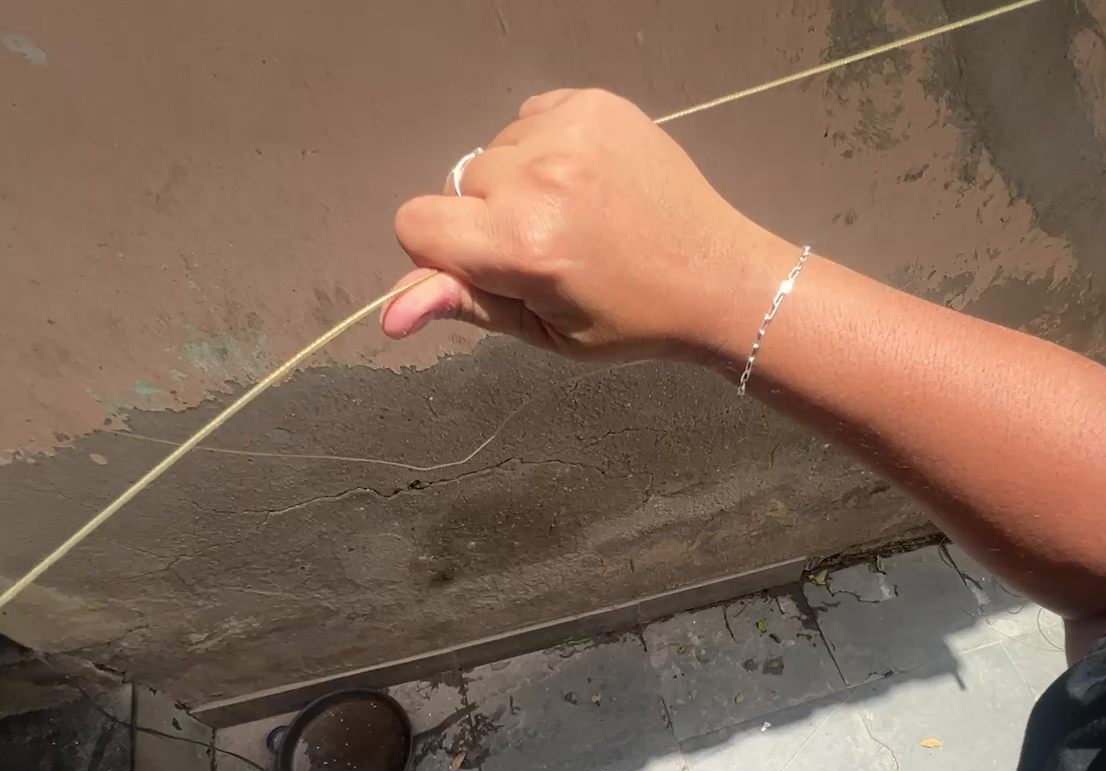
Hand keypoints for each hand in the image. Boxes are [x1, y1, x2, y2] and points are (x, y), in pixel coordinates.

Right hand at [382, 89, 797, 364]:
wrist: (715, 276)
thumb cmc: (631, 320)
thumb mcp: (546, 331)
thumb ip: (467, 307)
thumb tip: (390, 317)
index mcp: (522, 244)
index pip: (416, 225)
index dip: (444, 256)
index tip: (493, 271)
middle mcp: (537, 176)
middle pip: (455, 186)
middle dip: (485, 221)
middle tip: (549, 250)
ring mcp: (568, 130)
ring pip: (491, 151)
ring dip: (516, 184)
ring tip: (575, 217)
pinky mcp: (593, 103)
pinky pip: (528, 119)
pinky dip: (544, 150)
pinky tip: (587, 184)